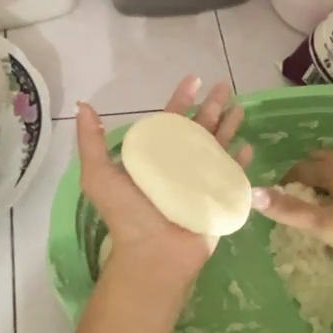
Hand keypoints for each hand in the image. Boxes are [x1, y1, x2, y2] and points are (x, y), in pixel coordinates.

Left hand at [76, 77, 252, 273]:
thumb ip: (91, 141)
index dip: (182, 99)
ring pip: (218, 146)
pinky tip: (248, 146)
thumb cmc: (127, 214)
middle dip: (212, 106)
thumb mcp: (99, 174)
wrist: (154, 253)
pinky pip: (233, 175)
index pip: (170, 121)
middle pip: (199, 129)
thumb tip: (83, 105)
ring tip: (241, 106)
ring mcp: (200, 181)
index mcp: (153, 157)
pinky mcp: (218, 198)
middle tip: (226, 85)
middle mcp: (178, 165)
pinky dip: (241, 161)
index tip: (194, 79)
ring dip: (229, 126)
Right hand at [250, 150, 332, 269]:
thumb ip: (290, 210)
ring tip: (324, 208)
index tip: (283, 205)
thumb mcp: (326, 226)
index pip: (299, 169)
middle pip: (320, 163)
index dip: (286, 185)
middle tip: (301, 206)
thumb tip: (252, 193)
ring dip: (327, 182)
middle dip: (306, 180)